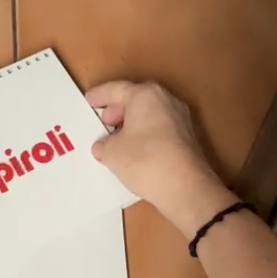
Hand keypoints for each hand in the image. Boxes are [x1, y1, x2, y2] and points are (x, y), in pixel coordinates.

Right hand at [86, 80, 236, 233]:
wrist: (186, 188)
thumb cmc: (144, 159)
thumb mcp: (111, 152)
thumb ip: (103, 144)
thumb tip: (104, 146)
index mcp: (145, 94)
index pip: (117, 89)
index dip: (100, 95)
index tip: (89, 100)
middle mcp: (166, 100)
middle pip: (136, 100)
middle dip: (117, 110)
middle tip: (103, 122)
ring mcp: (180, 119)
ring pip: (149, 115)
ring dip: (132, 125)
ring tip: (116, 141)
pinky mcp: (187, 139)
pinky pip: (159, 130)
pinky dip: (145, 135)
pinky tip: (134, 152)